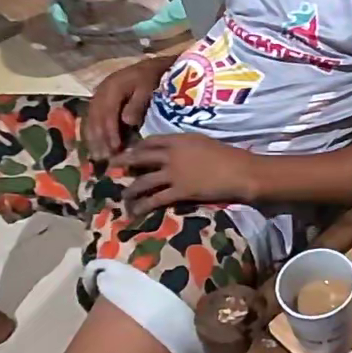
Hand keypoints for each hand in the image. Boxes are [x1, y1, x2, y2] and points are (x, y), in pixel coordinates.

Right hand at [86, 58, 167, 157]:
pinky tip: (95, 145)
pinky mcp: (98, 100)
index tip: (116, 149)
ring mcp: (98, 96)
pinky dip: (93, 132)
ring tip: (98, 156)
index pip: (108, 114)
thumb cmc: (151, 79)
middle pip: (96, 119)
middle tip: (103, 158)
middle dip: (99, 140)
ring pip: (91, 120)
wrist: (150, 66)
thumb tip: (127, 122)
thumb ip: (137, 104)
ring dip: (93, 139)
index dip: (110, 133)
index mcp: (112, 88)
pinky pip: (91, 118)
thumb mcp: (147, 88)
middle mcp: (101, 92)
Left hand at [113, 134, 259, 215]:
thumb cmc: (230, 157)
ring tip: (123, 197)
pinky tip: (135, 212)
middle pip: (140, 158)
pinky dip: (143, 206)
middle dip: (123, 162)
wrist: (240, 172)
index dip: (138, 147)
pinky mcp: (179, 191)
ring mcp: (174, 173)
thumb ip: (189, 147)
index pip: (151, 141)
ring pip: (143, 181)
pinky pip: (155, 199)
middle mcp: (172, 155)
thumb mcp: (206, 144)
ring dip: (130, 190)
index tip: (130, 152)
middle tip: (111, 167)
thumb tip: (180, 153)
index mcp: (180, 140)